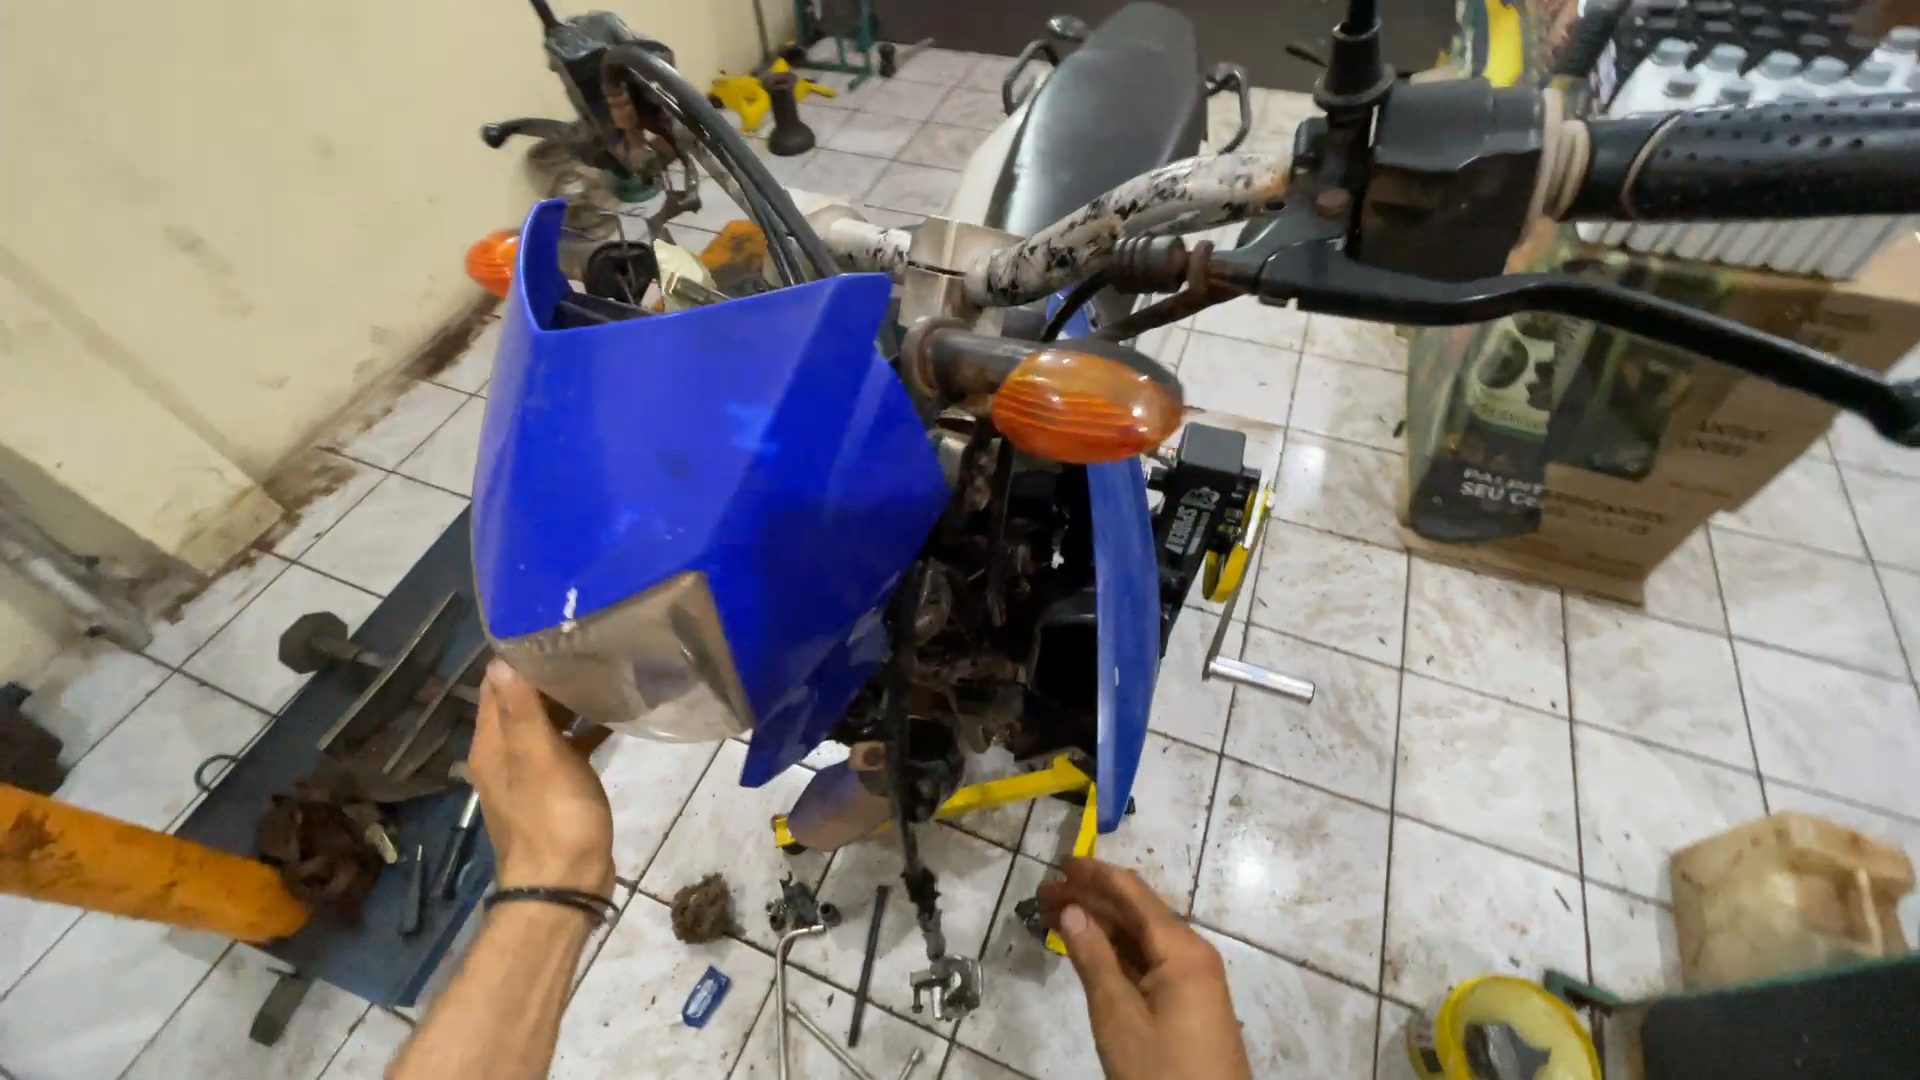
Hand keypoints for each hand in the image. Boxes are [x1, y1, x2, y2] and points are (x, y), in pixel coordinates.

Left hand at [469, 659, 615, 898]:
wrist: (565, 884)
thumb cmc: (554, 817)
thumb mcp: (539, 759)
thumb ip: (522, 712)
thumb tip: (503, 660)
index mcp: (493, 746)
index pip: (495, 687)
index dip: (518, 657)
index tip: (554, 630)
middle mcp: (505, 756)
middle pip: (521, 703)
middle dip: (549, 674)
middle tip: (589, 646)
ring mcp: (531, 774)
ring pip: (546, 724)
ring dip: (568, 701)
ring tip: (604, 673)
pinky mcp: (557, 789)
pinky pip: (567, 748)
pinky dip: (583, 731)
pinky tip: (613, 719)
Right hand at [1038, 858, 1251, 1079]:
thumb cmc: (1162, 1076)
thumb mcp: (1119, 1019)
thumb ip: (1094, 958)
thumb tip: (1072, 909)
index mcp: (1181, 949)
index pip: (1131, 892)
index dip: (1093, 874)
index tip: (1057, 865)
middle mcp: (1191, 953)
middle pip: (1134, 910)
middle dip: (1089, 898)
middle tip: (1044, 896)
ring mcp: (1192, 979)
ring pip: (1139, 935)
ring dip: (1099, 923)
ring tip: (1056, 917)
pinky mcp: (1188, 1002)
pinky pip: (1147, 960)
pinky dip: (1115, 950)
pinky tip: (1087, 949)